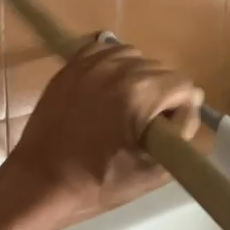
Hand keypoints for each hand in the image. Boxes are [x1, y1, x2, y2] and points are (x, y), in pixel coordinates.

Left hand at [0, 36, 203, 211]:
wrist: (42, 176)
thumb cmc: (98, 179)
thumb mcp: (154, 169)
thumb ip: (182, 134)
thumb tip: (186, 111)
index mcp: (140, 92)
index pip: (184, 85)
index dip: (183, 110)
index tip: (168, 131)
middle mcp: (117, 68)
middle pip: (160, 70)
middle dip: (161, 95)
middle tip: (145, 124)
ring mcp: (89, 64)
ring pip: (133, 56)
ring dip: (137, 77)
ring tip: (126, 106)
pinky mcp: (69, 67)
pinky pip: (102, 50)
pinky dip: (111, 64)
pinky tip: (107, 87)